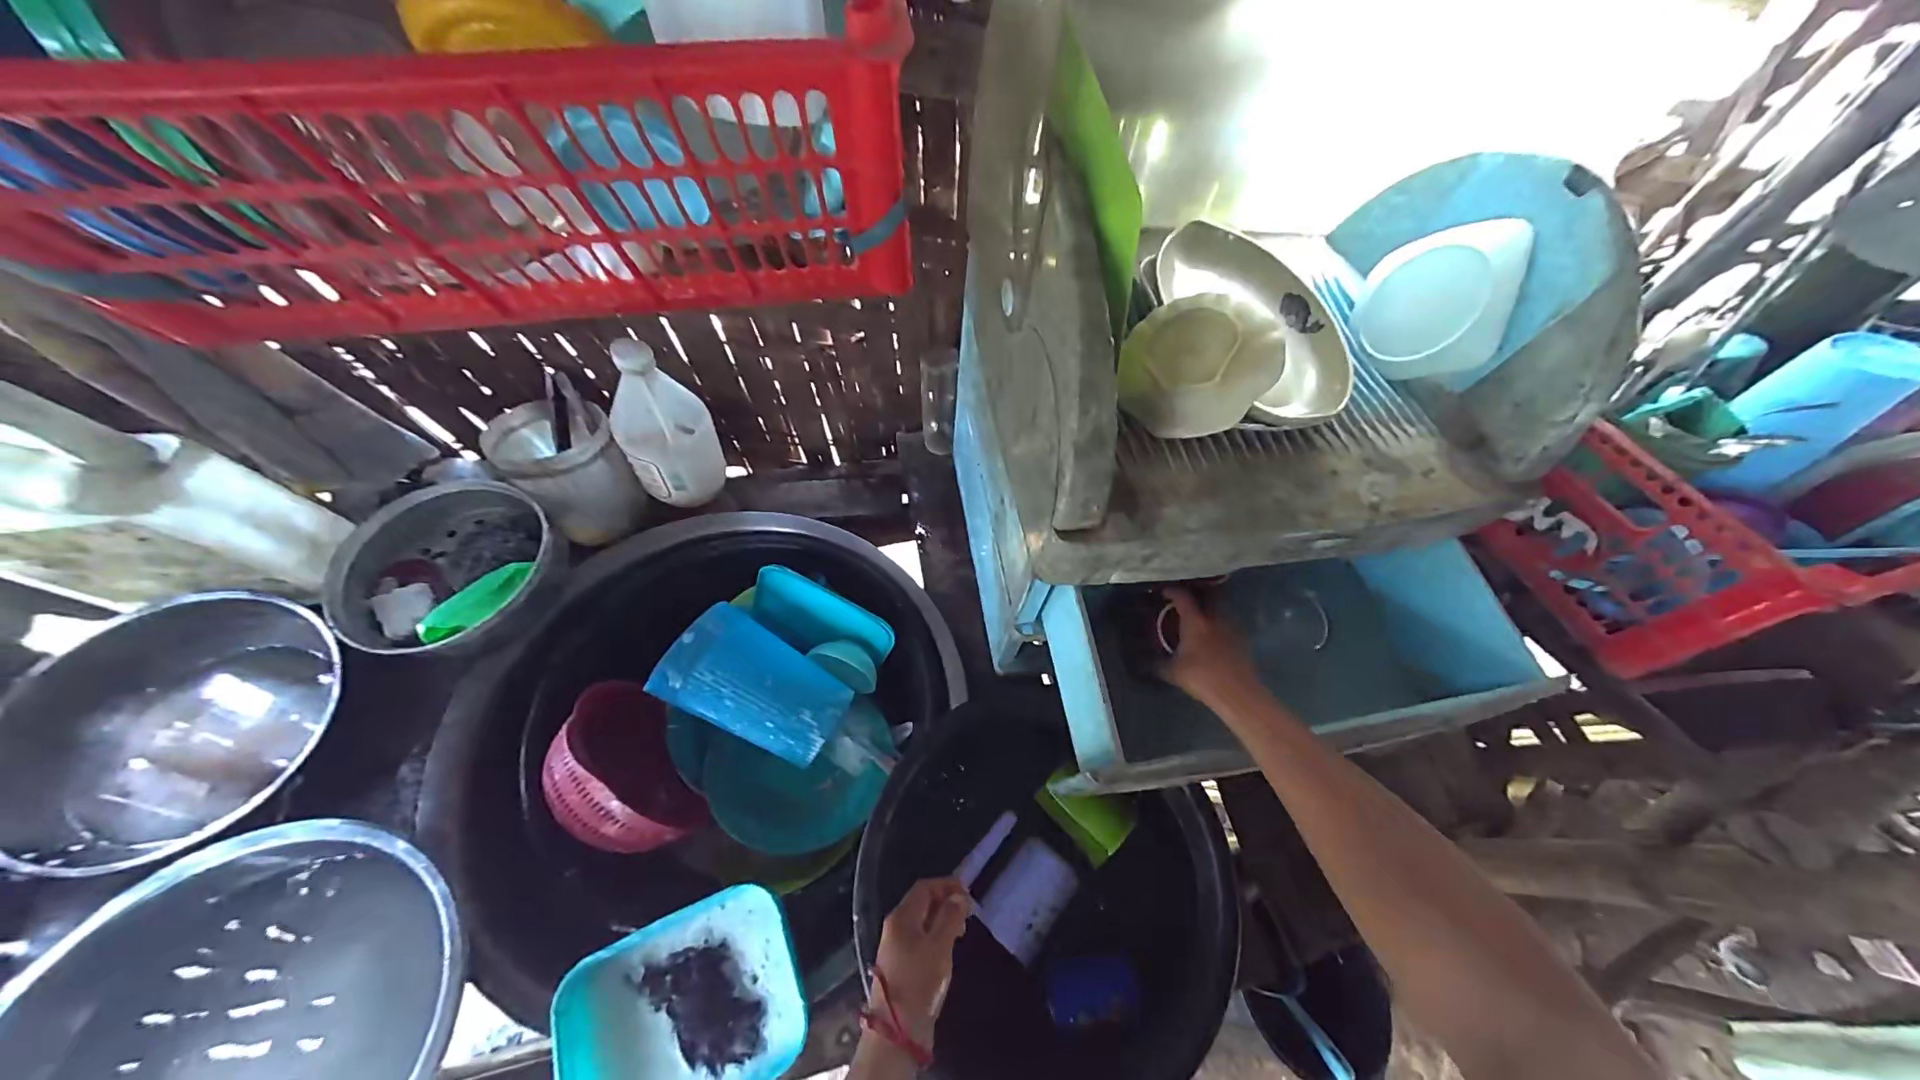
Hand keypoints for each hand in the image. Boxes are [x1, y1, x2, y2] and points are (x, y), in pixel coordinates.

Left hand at [871, 876, 970, 1046]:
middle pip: (921, 902)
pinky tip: (948, 948)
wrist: (898, 1031)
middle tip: (968, 912)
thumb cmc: (920, 982)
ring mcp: (896, 946)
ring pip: (922, 921)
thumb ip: (950, 917)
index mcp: (901, 917)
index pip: (924, 887)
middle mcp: (895, 927)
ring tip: (961, 930)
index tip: (968, 892)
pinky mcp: (901, 964)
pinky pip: (920, 938)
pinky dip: (936, 935)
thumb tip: (959, 895)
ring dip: (943, 919)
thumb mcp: (939, 946)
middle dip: (946, 901)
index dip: (946, 885)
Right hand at [1161, 587, 1263, 708]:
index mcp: (1195, 621)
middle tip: (1185, 600)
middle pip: (1208, 595)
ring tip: (1199, 617)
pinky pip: (1227, 623)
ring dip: (1210, 609)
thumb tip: (1142, 663)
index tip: (1164, 592)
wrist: (1236, 692)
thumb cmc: (1201, 677)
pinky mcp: (1242, 639)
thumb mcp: (1172, 672)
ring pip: (1220, 608)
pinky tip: (1213, 636)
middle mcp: (1214, 618)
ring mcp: (1231, 627)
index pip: (1182, 597)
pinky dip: (1219, 624)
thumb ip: (1156, 664)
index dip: (1171, 591)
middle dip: (1197, 593)